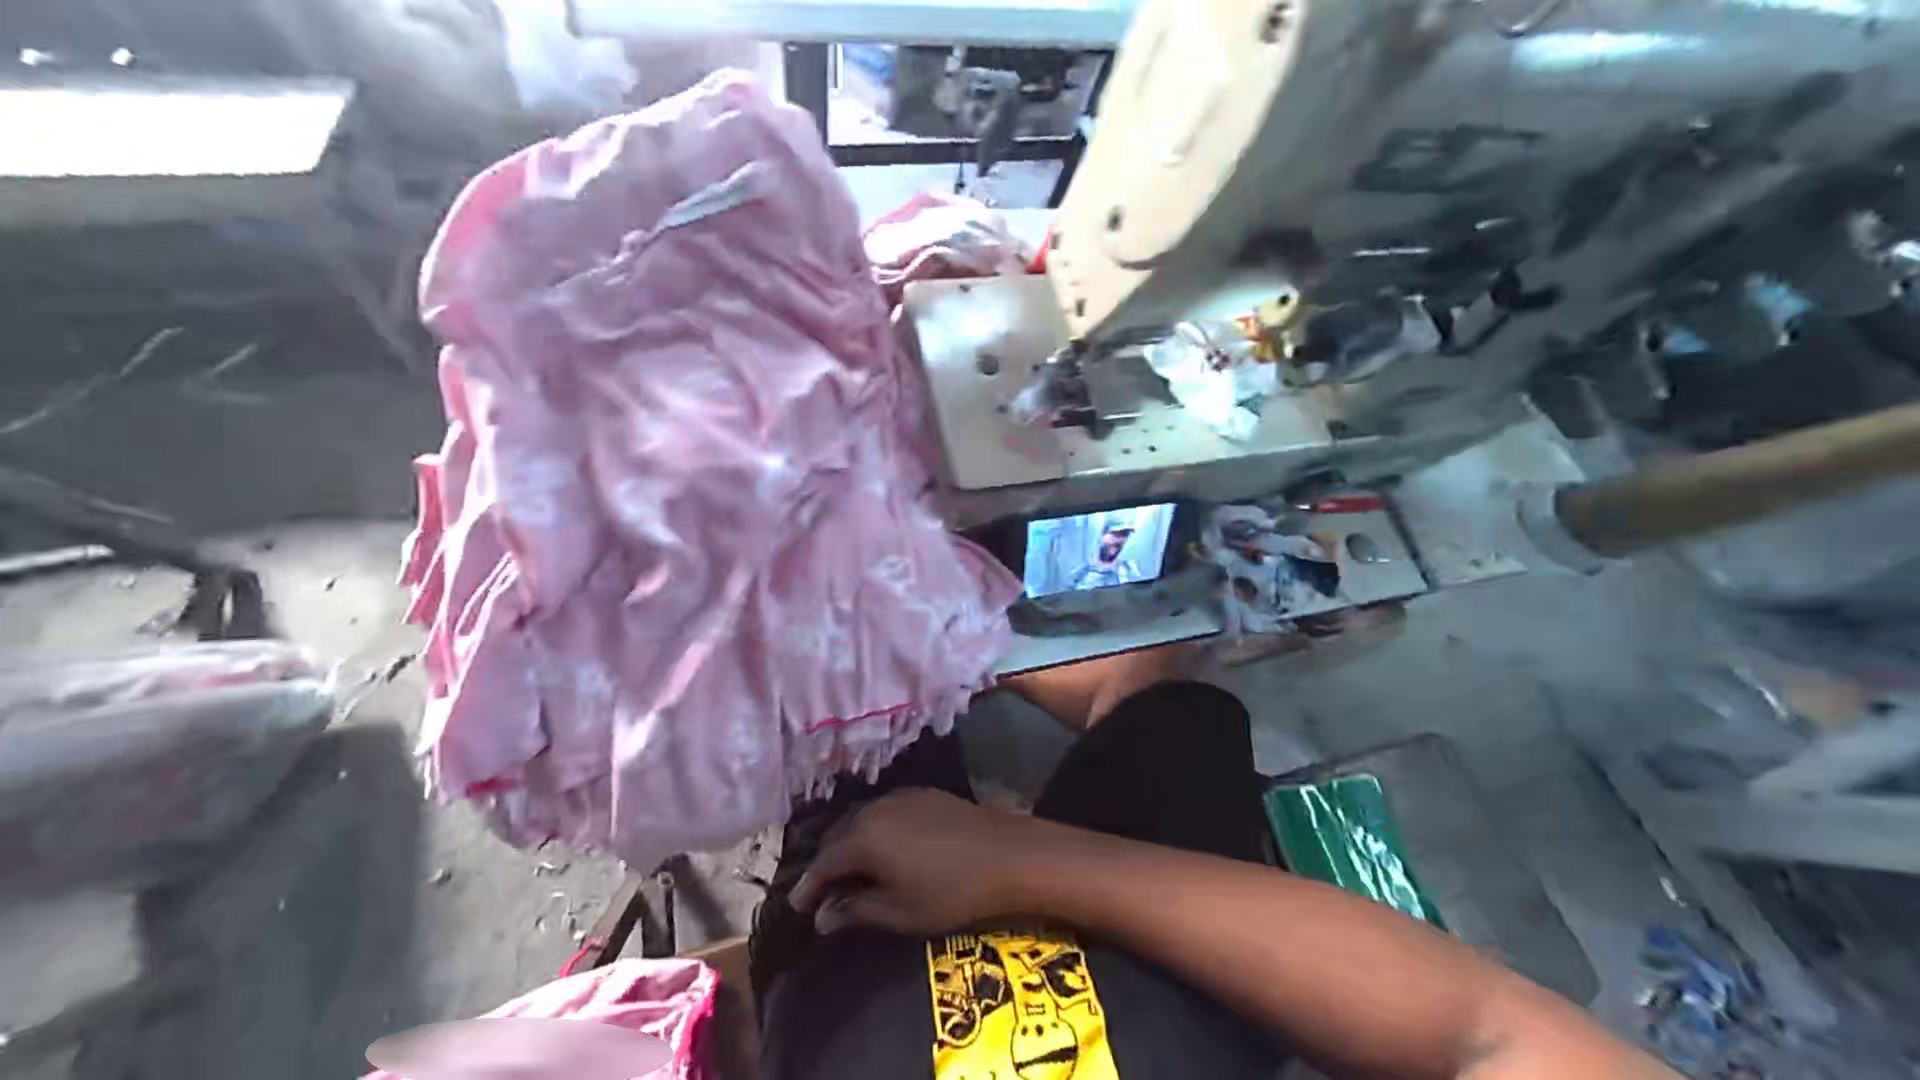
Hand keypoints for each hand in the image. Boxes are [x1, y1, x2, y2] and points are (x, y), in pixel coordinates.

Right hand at [788, 789, 1059, 935]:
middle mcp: (875, 808)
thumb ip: (856, 910)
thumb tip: (822, 916)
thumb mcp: (900, 911)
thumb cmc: (951, 891)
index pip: (822, 863)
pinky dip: (873, 829)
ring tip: (849, 870)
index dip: (808, 887)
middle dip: (826, 863)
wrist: (1006, 853)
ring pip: (860, 819)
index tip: (799, 907)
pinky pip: (884, 810)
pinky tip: (882, 846)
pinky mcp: (923, 793)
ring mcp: (900, 796)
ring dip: (849, 844)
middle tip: (821, 891)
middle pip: (837, 835)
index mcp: (863, 837)